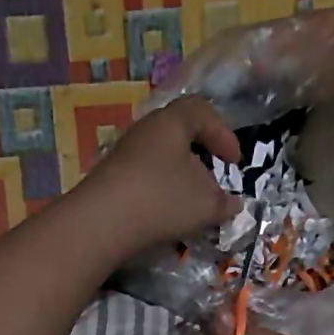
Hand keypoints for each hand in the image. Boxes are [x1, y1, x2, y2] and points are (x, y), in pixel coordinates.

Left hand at [73, 95, 241, 250]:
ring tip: (186, 207)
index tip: (234, 162)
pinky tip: (159, 218)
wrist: (99, 223)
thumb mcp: (204, 204)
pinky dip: (154, 196)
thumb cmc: (161, 199)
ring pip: (156, 162)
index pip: (202, 111)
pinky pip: (138, 183)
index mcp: (171, 120)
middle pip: (176, 137)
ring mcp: (120, 157)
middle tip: (210, 183)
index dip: (223, 134)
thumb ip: (224, 203)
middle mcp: (143, 131)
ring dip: (175, 181)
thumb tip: (233, 204)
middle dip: (197, 160)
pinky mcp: (105, 183)